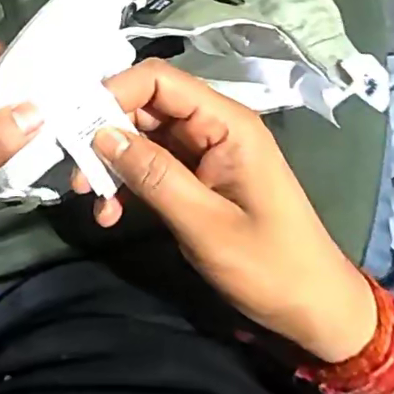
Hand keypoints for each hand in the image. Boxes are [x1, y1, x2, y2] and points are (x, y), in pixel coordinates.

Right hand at [79, 59, 377, 362]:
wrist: (317, 314)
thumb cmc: (272, 266)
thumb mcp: (208, 226)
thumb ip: (154, 176)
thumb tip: (101, 135)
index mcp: (226, 122)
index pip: (160, 79)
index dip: (116, 90)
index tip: (79, 122)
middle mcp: (210, 125)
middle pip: (144, 104)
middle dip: (105, 130)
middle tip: (76, 166)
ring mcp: (200, 149)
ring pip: (139, 134)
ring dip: (110, 161)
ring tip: (89, 196)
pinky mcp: (192, 173)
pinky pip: (146, 162)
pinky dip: (124, 182)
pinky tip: (110, 212)